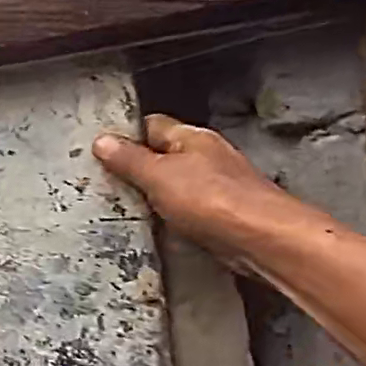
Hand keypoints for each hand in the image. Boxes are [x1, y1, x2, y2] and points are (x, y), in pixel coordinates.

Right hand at [93, 114, 312, 258]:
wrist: (263, 240)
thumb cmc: (214, 199)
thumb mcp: (158, 175)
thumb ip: (130, 159)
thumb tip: (102, 141)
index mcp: (192, 137)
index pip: (152, 125)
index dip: (127, 134)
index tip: (102, 149)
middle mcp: (207, 157)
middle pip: (164, 156)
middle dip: (139, 169)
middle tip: (107, 184)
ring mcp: (218, 187)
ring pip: (176, 185)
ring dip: (156, 197)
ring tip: (127, 209)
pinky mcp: (223, 216)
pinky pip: (189, 211)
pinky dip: (173, 218)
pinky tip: (160, 229)